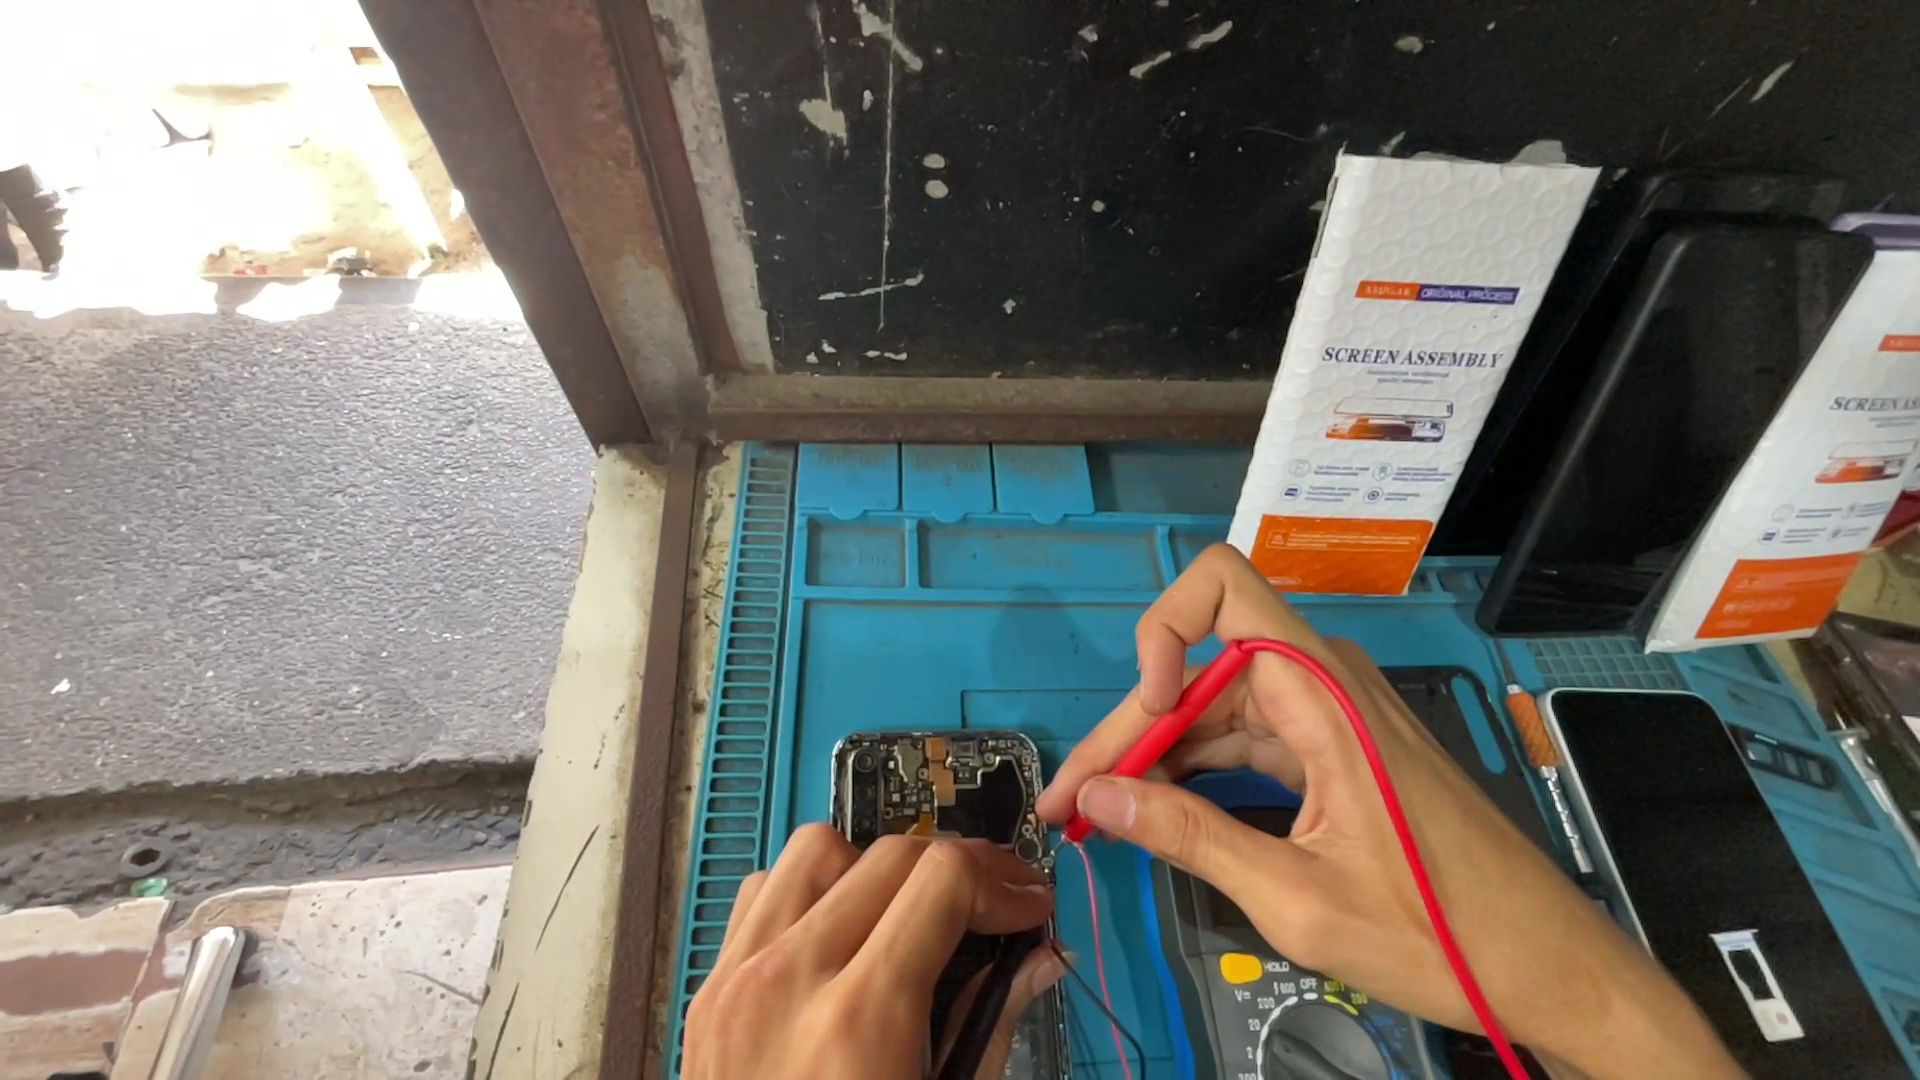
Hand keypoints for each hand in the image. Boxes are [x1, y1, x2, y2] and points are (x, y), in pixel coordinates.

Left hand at [683, 825, 1063, 1079]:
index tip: (1025, 902)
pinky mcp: (708, 988)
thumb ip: (990, 1023)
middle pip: (890, 854)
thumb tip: (1038, 956)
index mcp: (858, 1023)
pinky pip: (762, 890)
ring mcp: (736, 978)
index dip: (999, 879)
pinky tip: (837, 929)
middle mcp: (789, 980)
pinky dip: (809, 890)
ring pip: (817, 849)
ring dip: (874, 864)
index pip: (941, 881)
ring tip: (906, 909)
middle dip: (957, 866)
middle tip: (990, 900)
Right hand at [1036, 545, 1738, 1077]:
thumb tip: (1096, 796)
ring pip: (1211, 704)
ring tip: (1097, 812)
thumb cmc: (1440, 933)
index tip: (1146, 710)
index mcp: (1318, 687)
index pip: (1220, 586)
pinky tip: (1155, 807)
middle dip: (1129, 729)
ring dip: (1153, 754)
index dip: (1162, 628)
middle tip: (1071, 801)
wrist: (1558, 970)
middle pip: (1195, 666)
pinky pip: (1242, 734)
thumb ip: (1188, 835)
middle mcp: (1318, 676)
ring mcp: (1324, 709)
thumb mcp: (1296, 896)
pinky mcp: (1328, 743)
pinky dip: (1193, 768)